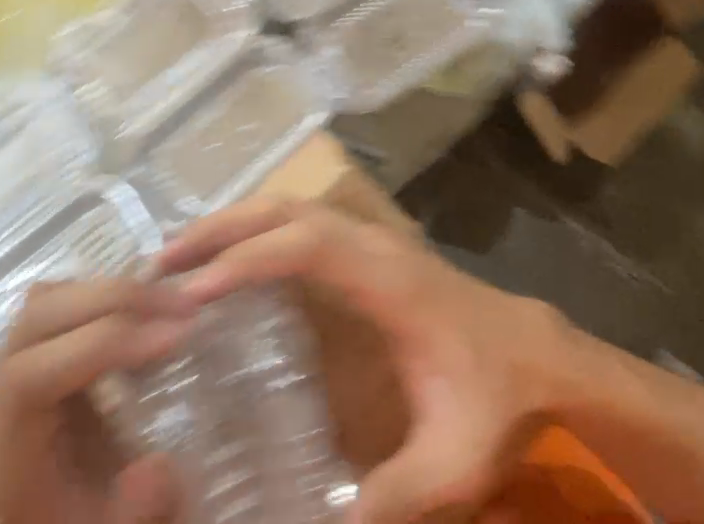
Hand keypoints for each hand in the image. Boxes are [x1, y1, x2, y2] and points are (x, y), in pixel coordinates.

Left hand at [0, 278, 197, 523]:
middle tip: (185, 309)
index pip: (32, 377)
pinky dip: (107, 291)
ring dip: (113, 290)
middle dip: (116, 302)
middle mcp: (2, 395)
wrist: (49, 513)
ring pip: (50, 298)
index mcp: (9, 446)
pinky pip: (63, 298)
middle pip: (38, 320)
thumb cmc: (78, 518)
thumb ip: (138, 508)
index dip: (100, 347)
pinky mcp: (40, 346)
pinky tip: (148, 309)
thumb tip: (159, 465)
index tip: (174, 338)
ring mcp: (17, 361)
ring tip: (172, 303)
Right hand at [158, 200, 575, 523]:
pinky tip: (234, 260)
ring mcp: (377, 242)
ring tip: (183, 256)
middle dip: (224, 228)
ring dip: (238, 222)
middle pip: (290, 211)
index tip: (188, 293)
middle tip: (162, 262)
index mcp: (390, 282)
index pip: (305, 248)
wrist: (540, 355)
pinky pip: (306, 222)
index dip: (244, 261)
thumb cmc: (497, 398)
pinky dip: (262, 229)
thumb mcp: (453, 457)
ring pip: (296, 208)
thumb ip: (393, 496)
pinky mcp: (375, 251)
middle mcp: (377, 247)